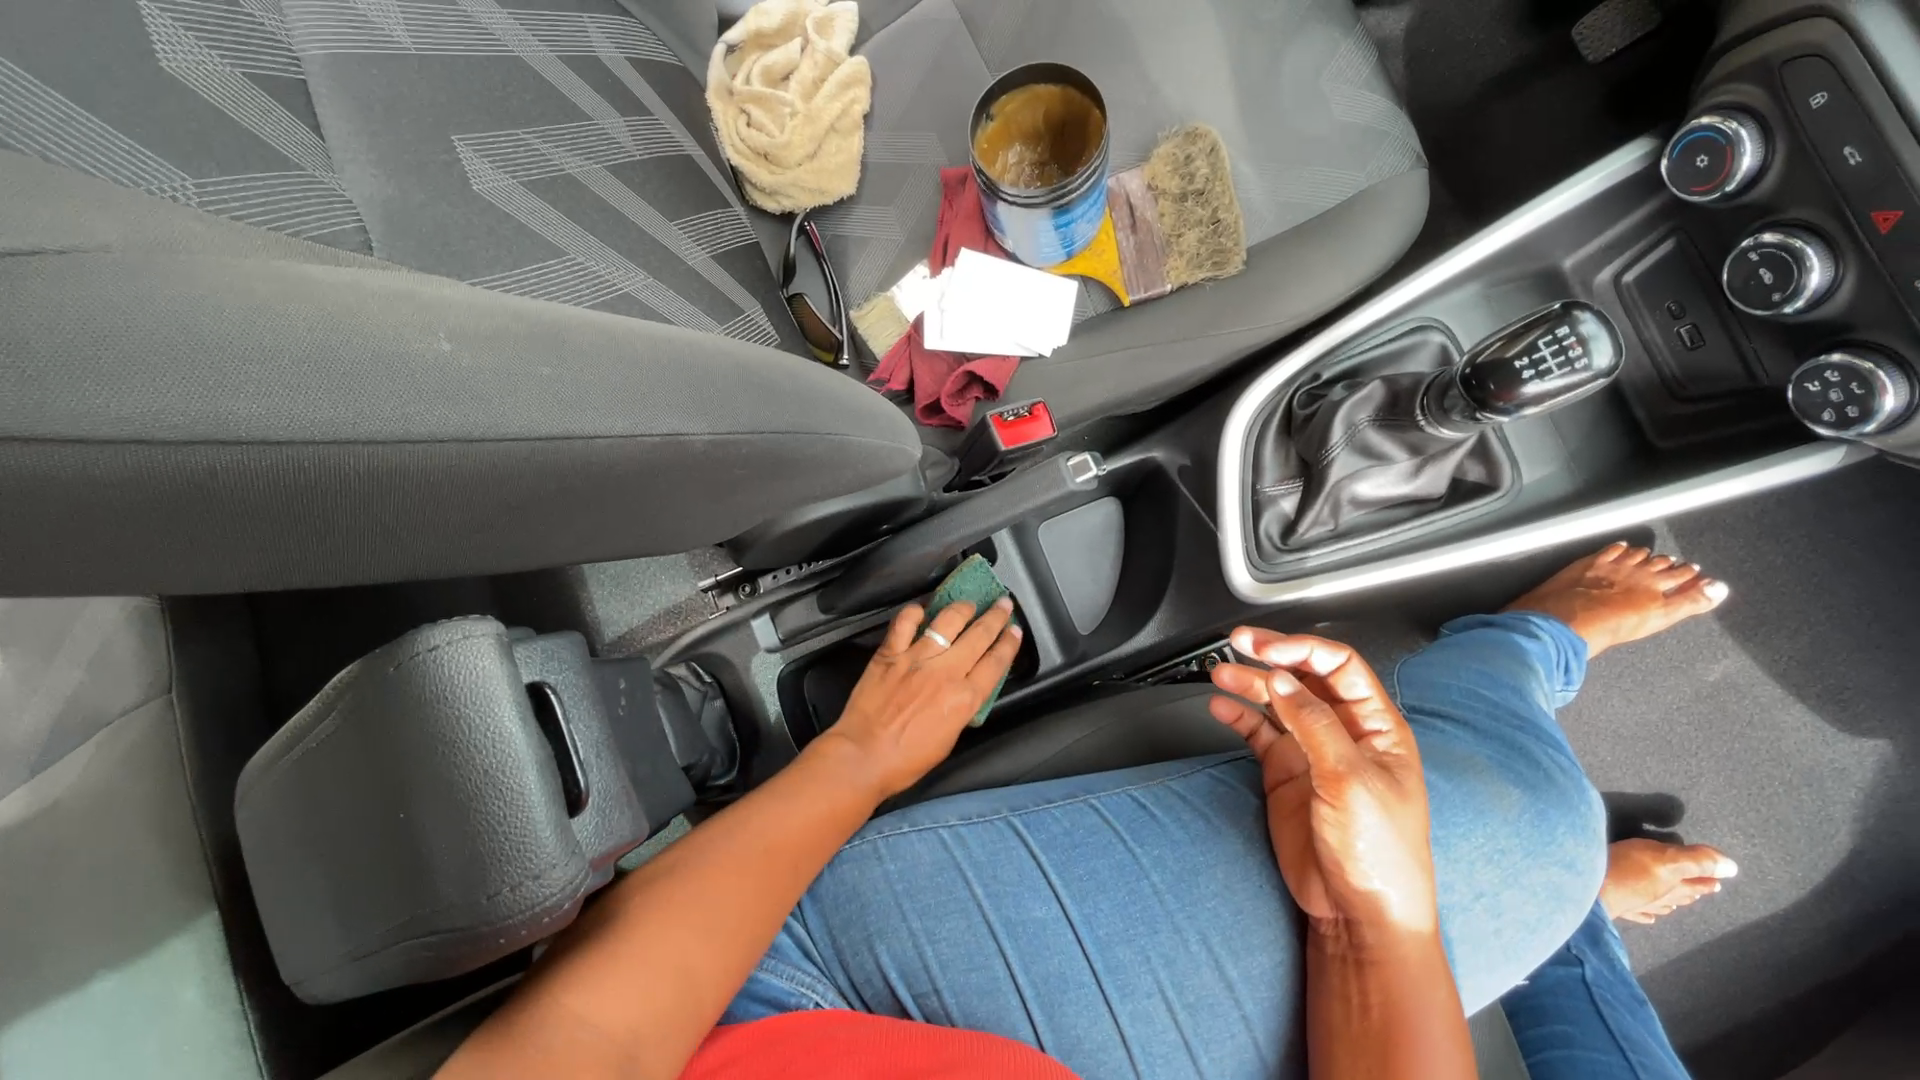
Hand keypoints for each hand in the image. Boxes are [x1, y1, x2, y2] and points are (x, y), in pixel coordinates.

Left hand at [810, 598, 1022, 801]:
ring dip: (963, 608)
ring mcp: (916, 658)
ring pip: (947, 621)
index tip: (1015, 630)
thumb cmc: (906, 760)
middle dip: (996, 617)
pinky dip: (915, 612)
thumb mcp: (950, 739)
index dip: (1009, 643)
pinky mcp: (890, 653)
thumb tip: (966, 689)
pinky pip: (905, 622)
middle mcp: (946, 672)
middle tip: (1003, 603)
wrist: (863, 757)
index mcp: (965, 698)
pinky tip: (922, 609)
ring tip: (969, 603)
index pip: (996, 662)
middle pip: (979, 635)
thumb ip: (961, 709)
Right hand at [1209, 628, 1438, 936]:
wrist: (1359, 912)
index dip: (1303, 650)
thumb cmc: (1382, 855)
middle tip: (1240, 642)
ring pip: (1277, 703)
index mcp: (1377, 727)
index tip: (1268, 648)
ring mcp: (1312, 754)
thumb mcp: (1352, 779)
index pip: (1340, 667)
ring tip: (1222, 673)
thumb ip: (1314, 725)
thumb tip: (1283, 680)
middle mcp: (1344, 734)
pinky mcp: (1286, 775)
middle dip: (1272, 656)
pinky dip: (1238, 718)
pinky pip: (1258, 734)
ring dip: (1250, 684)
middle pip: (1304, 678)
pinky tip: (1221, 709)